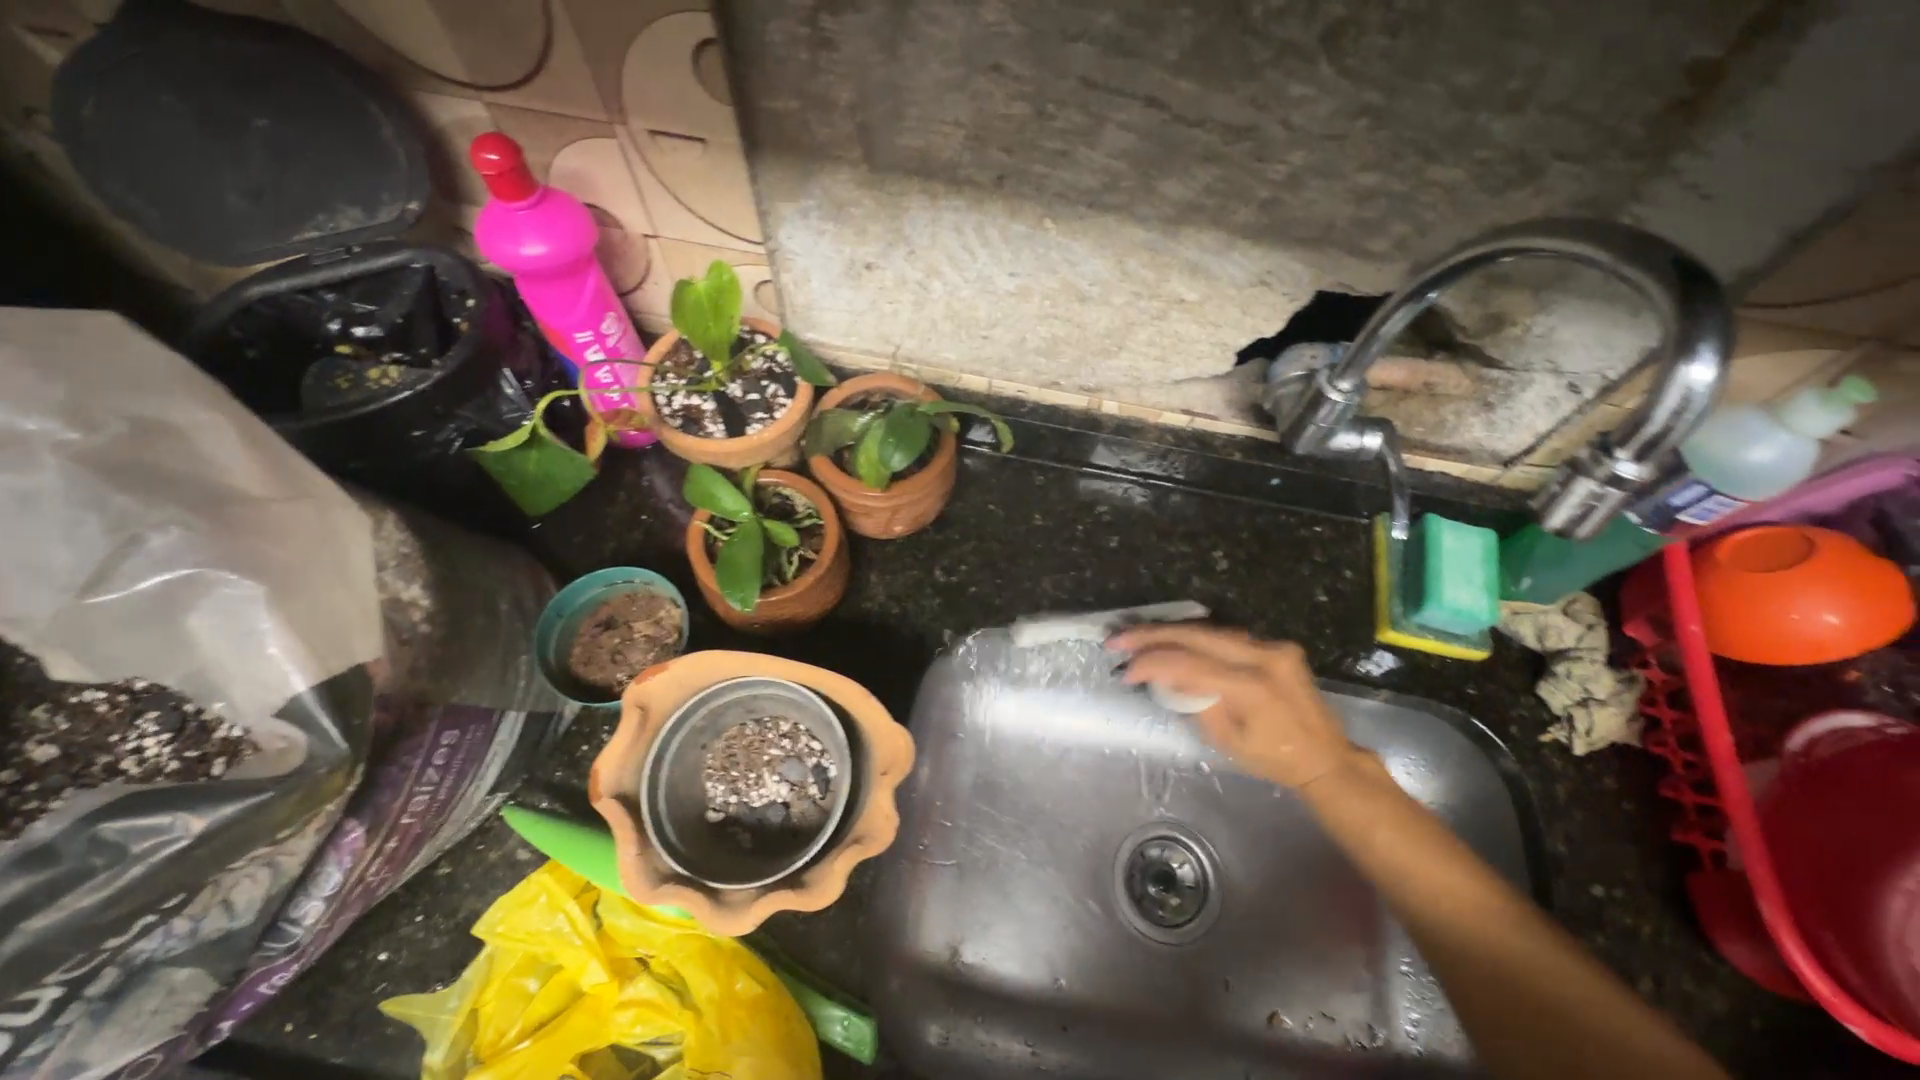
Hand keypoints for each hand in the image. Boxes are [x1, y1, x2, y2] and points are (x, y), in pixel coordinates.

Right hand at [1108, 624, 1361, 788]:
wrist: (1325, 756)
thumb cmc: (1273, 759)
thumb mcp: (1227, 740)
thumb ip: (1196, 701)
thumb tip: (1165, 675)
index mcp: (1252, 687)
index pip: (1189, 664)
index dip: (1152, 663)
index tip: (1125, 670)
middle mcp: (1264, 657)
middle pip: (1197, 635)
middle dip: (1152, 635)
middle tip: (1118, 639)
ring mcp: (1274, 648)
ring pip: (1211, 631)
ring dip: (1172, 633)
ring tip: (1138, 637)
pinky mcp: (1278, 647)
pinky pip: (1228, 638)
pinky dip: (1198, 639)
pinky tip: (1174, 641)